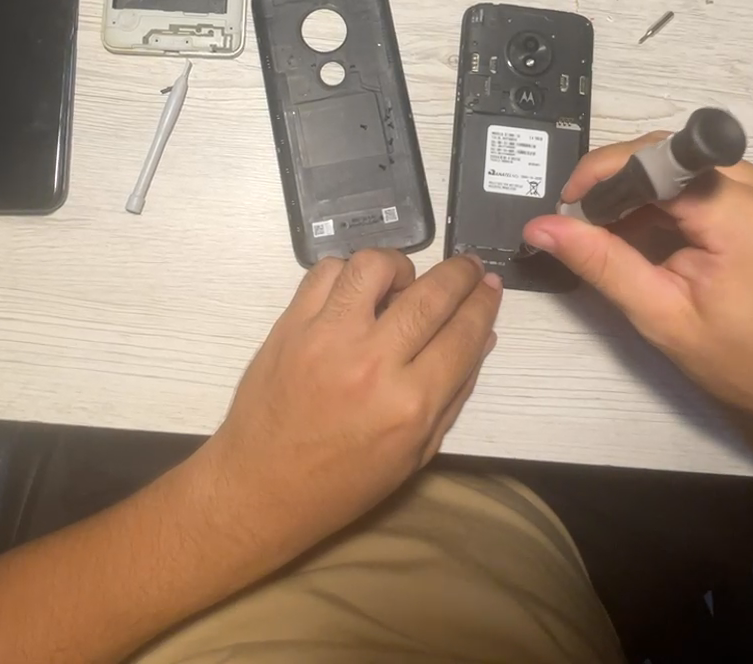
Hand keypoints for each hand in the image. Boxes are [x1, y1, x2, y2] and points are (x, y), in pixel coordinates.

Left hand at [198, 251, 501, 558]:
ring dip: (399, 265)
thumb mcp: (415, 454)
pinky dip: (348, 272)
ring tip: (402, 282)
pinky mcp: (291, 323)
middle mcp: (373, 363)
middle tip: (468, 266)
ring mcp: (327, 337)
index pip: (464, 334)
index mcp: (410, 405)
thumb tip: (482, 337)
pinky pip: (325, 271)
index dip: (484, 302)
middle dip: (460, 272)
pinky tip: (356, 291)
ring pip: (374, 266)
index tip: (491, 285)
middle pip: (431, 294)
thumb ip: (454, 393)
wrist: (261, 486)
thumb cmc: (344, 482)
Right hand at [522, 134, 752, 442]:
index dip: (604, 173)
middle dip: (619, 180)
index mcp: (746, 219)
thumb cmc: (750, 364)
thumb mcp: (663, 318)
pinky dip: (674, 197)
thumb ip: (600, 263)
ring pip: (688, 163)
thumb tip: (541, 226)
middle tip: (585, 222)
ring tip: (617, 233)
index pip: (657, 163)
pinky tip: (656, 233)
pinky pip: (711, 177)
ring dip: (644, 189)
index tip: (570, 205)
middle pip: (672, 155)